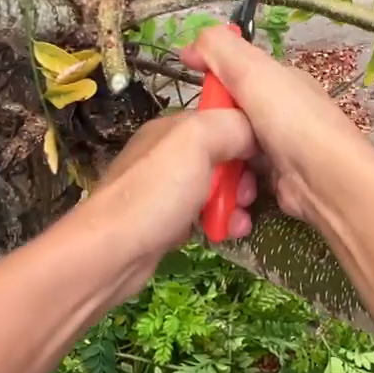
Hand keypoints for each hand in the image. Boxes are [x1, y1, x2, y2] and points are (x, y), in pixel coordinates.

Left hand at [67, 108, 256, 302]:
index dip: (249, 135)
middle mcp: (170, 153)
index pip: (224, 118)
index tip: (262, 159)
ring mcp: (167, 188)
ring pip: (217, 187)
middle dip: (244, 175)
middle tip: (246, 195)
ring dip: (236, 203)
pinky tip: (226, 234)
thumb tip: (254, 134)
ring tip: (239, 221)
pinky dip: (220, 222)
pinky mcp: (167, 220)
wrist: (111, 254)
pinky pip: (205, 213)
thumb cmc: (154, 193)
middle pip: (224, 154)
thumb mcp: (196, 141)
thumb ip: (230, 125)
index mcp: (174, 128)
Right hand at [180, 26, 373, 224]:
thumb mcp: (252, 71)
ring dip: (222, 155)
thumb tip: (192, 43)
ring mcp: (282, 146)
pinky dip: (234, 179)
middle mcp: (284, 111)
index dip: (212, 76)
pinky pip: (244, 174)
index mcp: (282, 80)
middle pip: (233, 112)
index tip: (188, 87)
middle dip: (214, 123)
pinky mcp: (278, 178)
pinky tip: (226, 185)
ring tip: (212, 163)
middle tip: (198, 135)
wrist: (324, 180)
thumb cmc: (290, 120)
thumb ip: (220, 49)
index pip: (238, 71)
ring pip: (235, 145)